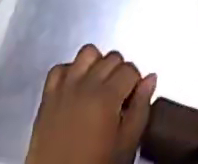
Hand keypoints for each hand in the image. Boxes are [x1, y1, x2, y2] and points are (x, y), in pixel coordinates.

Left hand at [24, 45, 155, 163]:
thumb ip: (141, 108)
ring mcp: (63, 90)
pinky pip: (59, 69)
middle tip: (119, 95)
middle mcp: (85, 86)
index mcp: (106, 97)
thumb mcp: (126, 145)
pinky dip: (70, 71)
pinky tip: (76, 87)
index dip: (136, 83)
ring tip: (99, 85)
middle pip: (111, 57)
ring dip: (97, 64)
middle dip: (120, 72)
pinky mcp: (46, 99)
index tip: (133, 99)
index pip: (130, 69)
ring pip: (87, 53)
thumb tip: (151, 78)